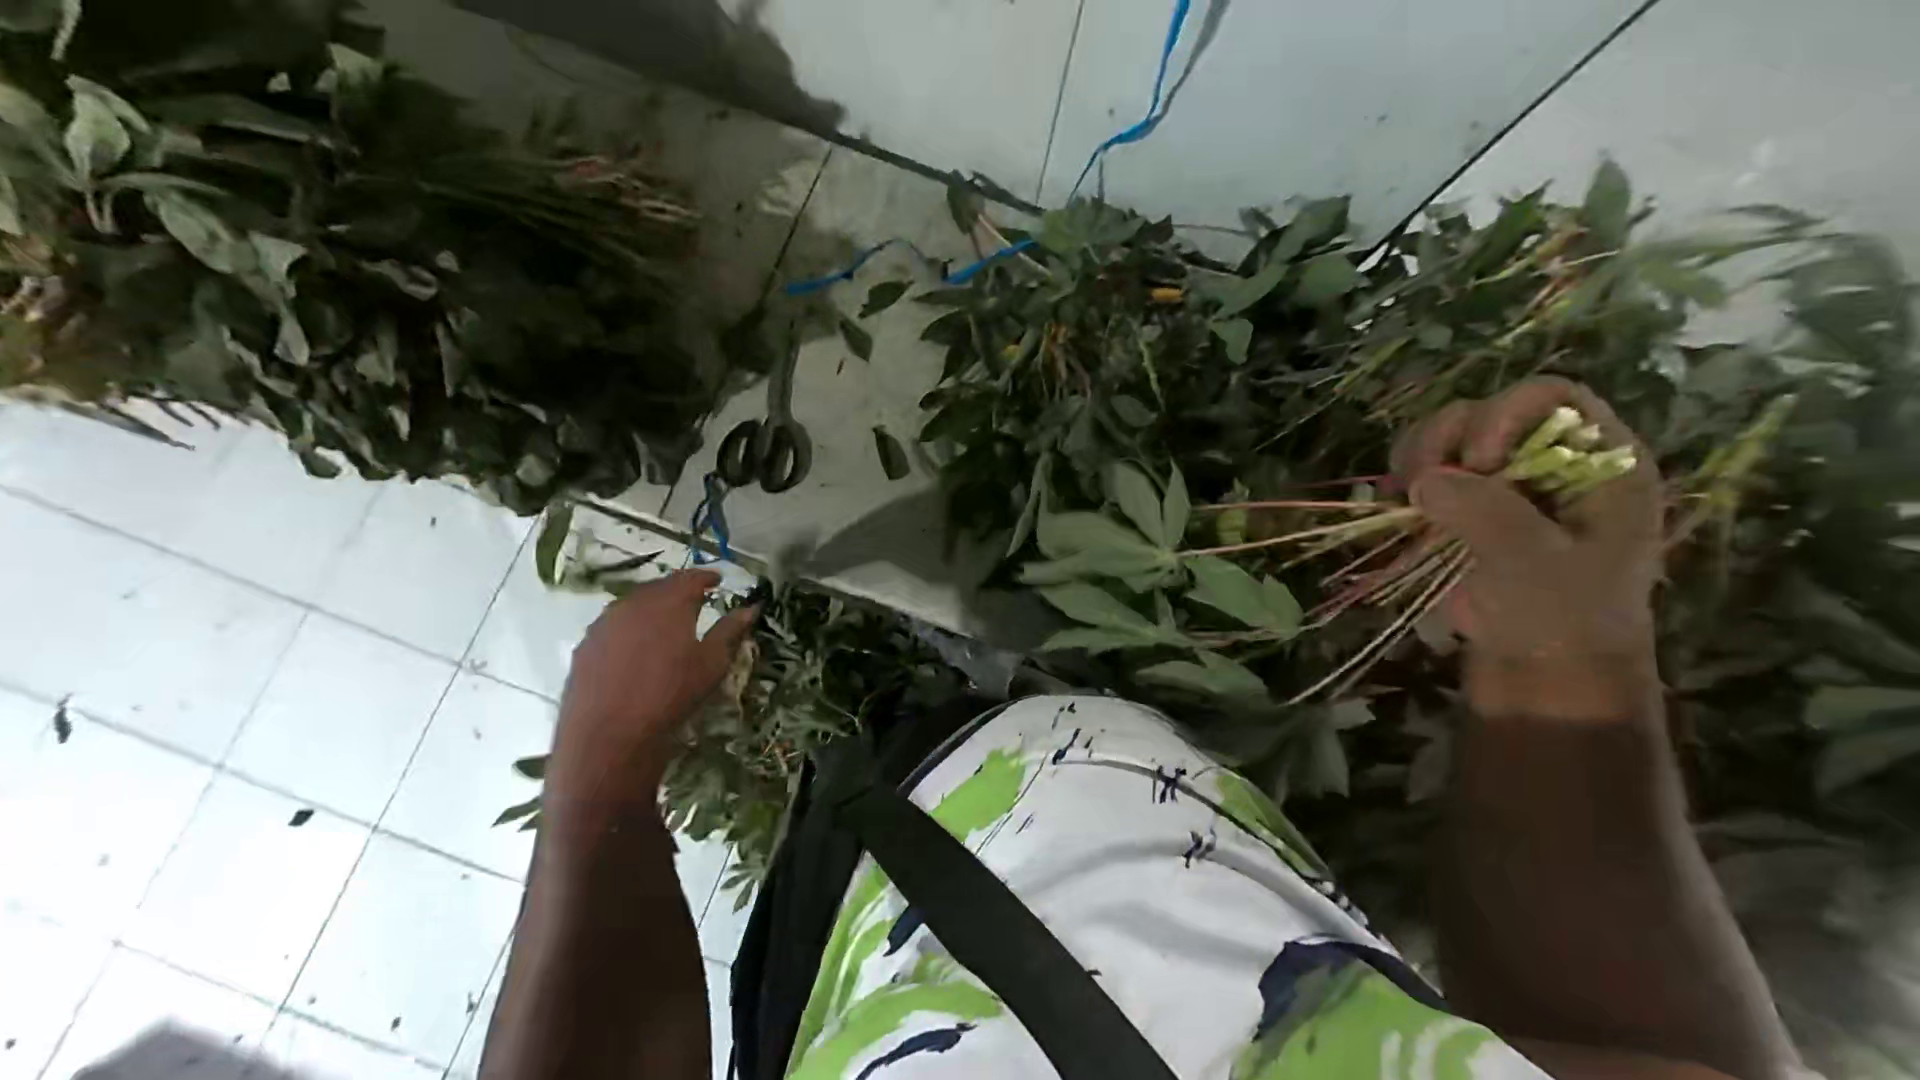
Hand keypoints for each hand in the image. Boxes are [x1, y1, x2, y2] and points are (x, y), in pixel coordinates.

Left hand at [548, 570, 757, 813]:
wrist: (610, 735)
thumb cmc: (672, 694)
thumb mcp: (711, 663)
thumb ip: (730, 630)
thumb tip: (751, 608)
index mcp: (668, 602)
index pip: (690, 578)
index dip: (706, 577)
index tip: (718, 580)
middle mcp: (633, 603)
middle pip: (659, 587)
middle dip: (678, 590)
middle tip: (695, 600)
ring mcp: (604, 623)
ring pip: (633, 605)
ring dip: (652, 608)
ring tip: (666, 623)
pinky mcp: (585, 645)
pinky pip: (613, 626)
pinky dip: (630, 627)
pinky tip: (637, 647)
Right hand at [1392, 377, 1663, 721]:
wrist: (1542, 666)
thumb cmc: (1562, 616)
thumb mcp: (1536, 565)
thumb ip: (1489, 515)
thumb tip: (1425, 480)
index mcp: (1598, 462)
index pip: (1552, 399)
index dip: (1505, 416)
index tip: (1478, 463)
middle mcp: (1547, 460)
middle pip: (1485, 410)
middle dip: (1446, 438)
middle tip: (1423, 480)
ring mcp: (1501, 481)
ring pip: (1446, 435)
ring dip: (1417, 455)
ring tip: (1406, 492)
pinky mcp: (1463, 503)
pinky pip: (1425, 468)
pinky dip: (1404, 476)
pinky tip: (1400, 502)